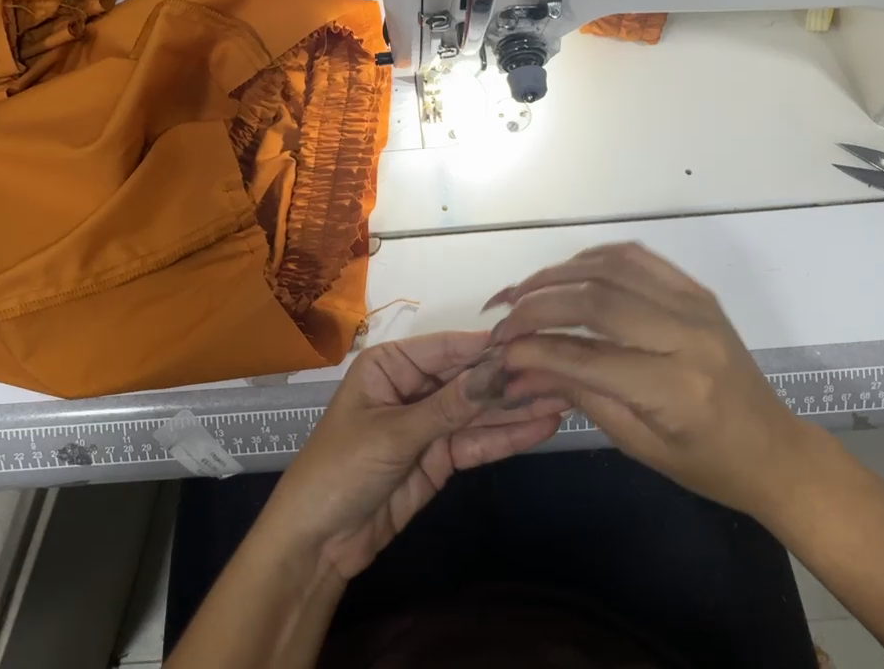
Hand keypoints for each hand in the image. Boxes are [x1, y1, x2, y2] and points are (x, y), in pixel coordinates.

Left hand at [258, 331, 568, 580]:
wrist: (318, 541)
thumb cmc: (340, 470)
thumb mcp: (393, 435)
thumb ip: (448, 407)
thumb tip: (496, 372)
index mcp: (389, 365)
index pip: (447, 349)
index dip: (488, 348)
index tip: (534, 342)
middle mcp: (412, 387)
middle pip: (468, 379)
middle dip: (510, 379)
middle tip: (560, 374)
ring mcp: (428, 424)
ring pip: (478, 412)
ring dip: (517, 409)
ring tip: (564, 399)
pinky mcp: (440, 458)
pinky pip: (476, 442)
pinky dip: (507, 437)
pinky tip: (541, 426)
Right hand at [493, 242, 822, 517]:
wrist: (775, 449)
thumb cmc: (707, 462)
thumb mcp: (638, 444)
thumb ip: (577, 396)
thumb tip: (517, 371)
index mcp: (676, 391)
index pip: (587, 358)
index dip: (534, 350)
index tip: (500, 351)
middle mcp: (688, 337)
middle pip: (594, 301)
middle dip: (536, 305)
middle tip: (502, 318)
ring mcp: (696, 306)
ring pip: (611, 268)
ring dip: (557, 274)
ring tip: (522, 291)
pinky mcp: (698, 291)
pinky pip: (637, 257)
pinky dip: (593, 258)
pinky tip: (566, 273)